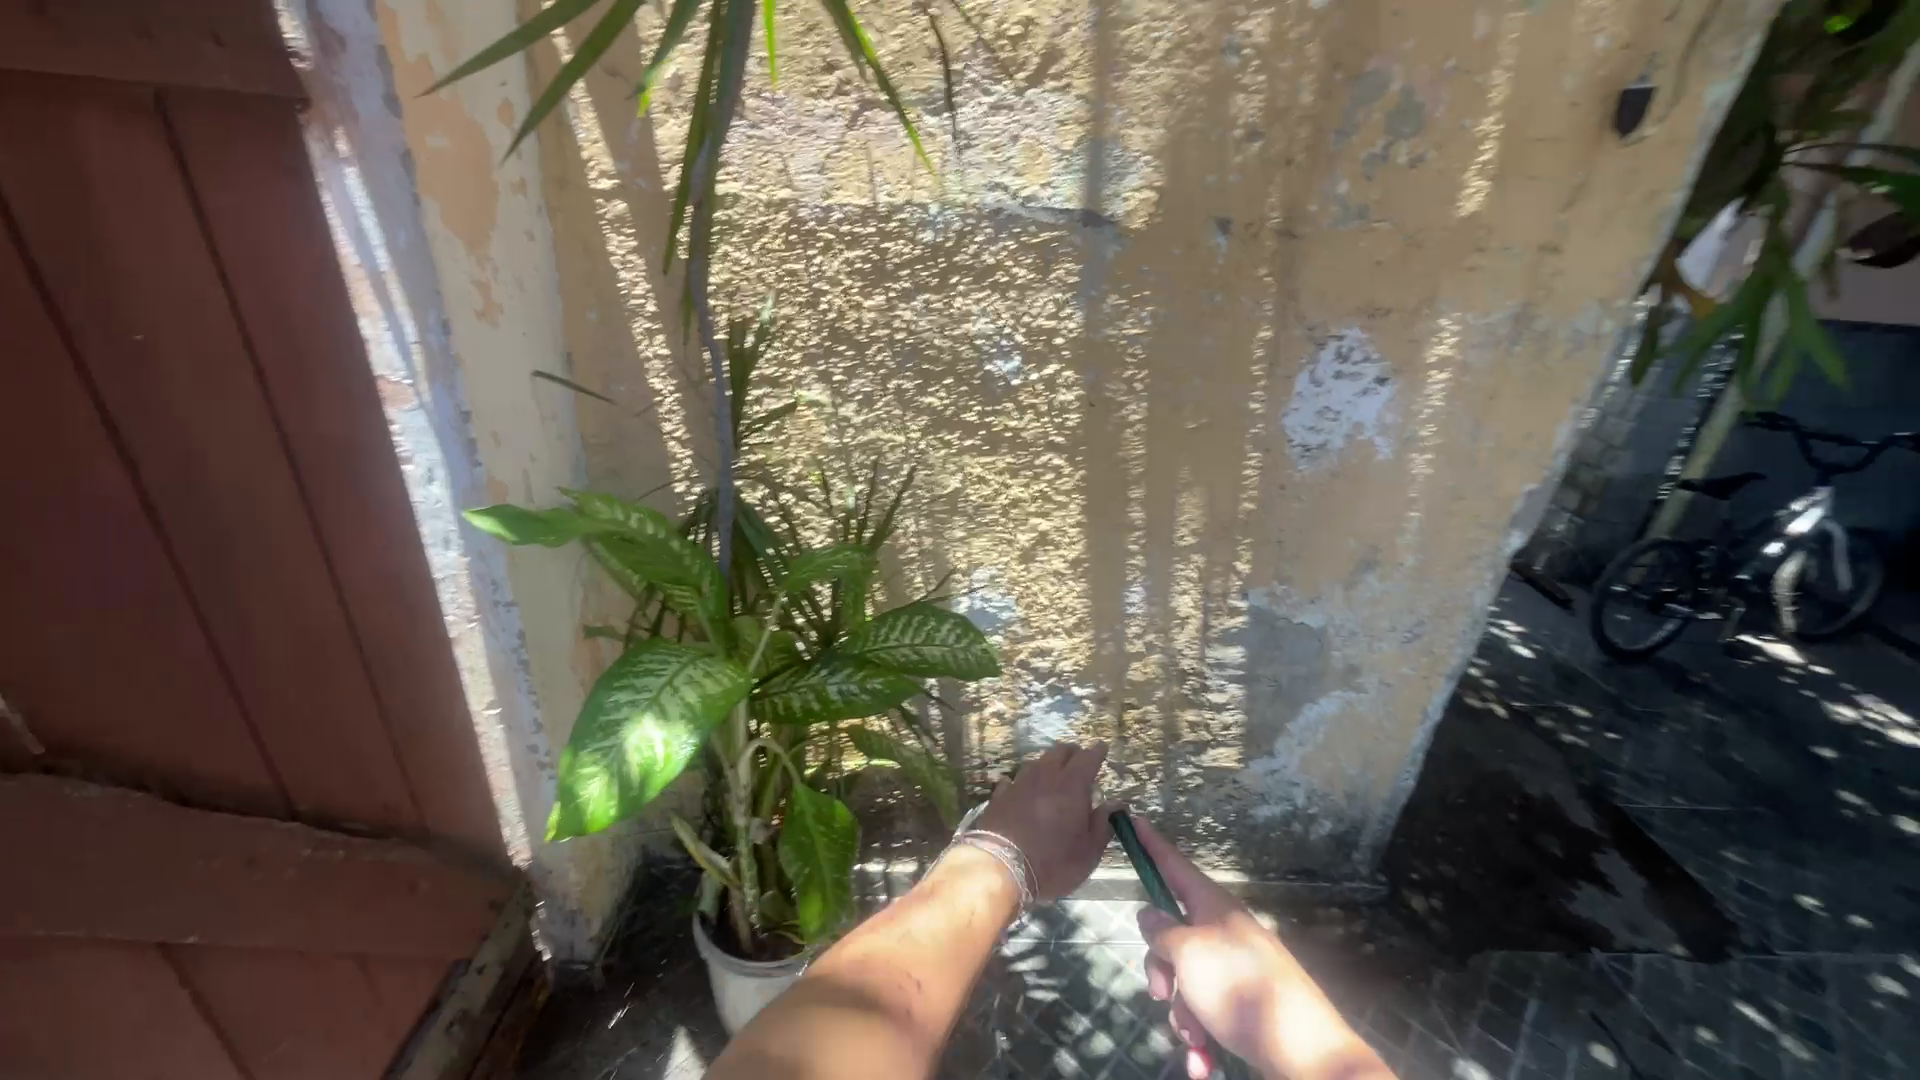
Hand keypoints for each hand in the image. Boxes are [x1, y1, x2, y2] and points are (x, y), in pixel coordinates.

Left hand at [972, 742, 1119, 901]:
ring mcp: (1019, 783)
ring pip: (1036, 762)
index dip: (1097, 752)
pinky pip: (1014, 780)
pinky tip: (1021, 787)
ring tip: (1053, 774)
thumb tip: (1114, 804)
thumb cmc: (1053, 863)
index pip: (1087, 758)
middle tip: (1079, 759)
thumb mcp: (1089, 851)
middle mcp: (1045, 776)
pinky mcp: (999, 796)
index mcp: (1071, 785)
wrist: (1000, 869)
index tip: (1102, 747)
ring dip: (1048, 764)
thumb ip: (1103, 824)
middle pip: (1059, 752)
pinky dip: (1023, 782)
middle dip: (1072, 752)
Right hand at [1131, 815, 1391, 1079]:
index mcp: (1212, 906)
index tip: (1132, 818)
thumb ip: (1161, 931)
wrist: (1305, 1053)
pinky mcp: (1244, 1005)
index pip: (1173, 864)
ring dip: (1181, 1013)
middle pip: (1172, 936)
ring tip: (1195, 1039)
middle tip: (1162, 993)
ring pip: (1186, 981)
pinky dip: (1201, 1037)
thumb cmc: (1240, 988)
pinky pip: (1207, 1014)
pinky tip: (1204, 1063)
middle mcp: (1222, 931)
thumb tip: (1152, 915)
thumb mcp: (1187, 953)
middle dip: (1161, 971)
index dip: (1151, 843)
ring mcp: (1234, 968)